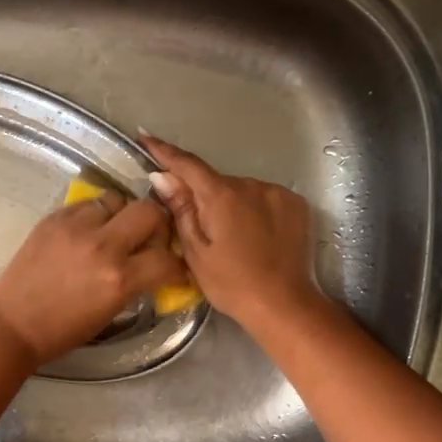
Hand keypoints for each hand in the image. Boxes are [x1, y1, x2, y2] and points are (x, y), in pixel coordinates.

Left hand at [0, 191, 188, 365]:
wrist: (12, 325)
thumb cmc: (62, 331)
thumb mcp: (110, 311)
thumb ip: (134, 283)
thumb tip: (152, 265)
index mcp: (119, 279)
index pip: (166, 259)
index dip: (176, 264)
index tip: (172, 268)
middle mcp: (102, 246)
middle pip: (149, 211)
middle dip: (156, 225)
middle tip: (148, 238)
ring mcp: (76, 227)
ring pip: (117, 199)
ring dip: (123, 214)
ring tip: (114, 231)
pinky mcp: (54, 218)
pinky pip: (87, 204)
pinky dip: (94, 215)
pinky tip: (86, 233)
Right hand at [142, 137, 321, 329]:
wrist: (283, 305)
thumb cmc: (232, 284)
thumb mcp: (196, 253)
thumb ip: (181, 211)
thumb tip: (162, 177)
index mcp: (221, 196)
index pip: (187, 164)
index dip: (165, 151)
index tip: (145, 136)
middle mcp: (250, 185)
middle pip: (217, 182)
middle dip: (203, 196)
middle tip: (199, 228)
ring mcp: (277, 193)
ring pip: (242, 191)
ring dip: (231, 205)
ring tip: (232, 240)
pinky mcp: (296, 204)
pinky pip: (265, 199)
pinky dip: (255, 211)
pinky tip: (256, 237)